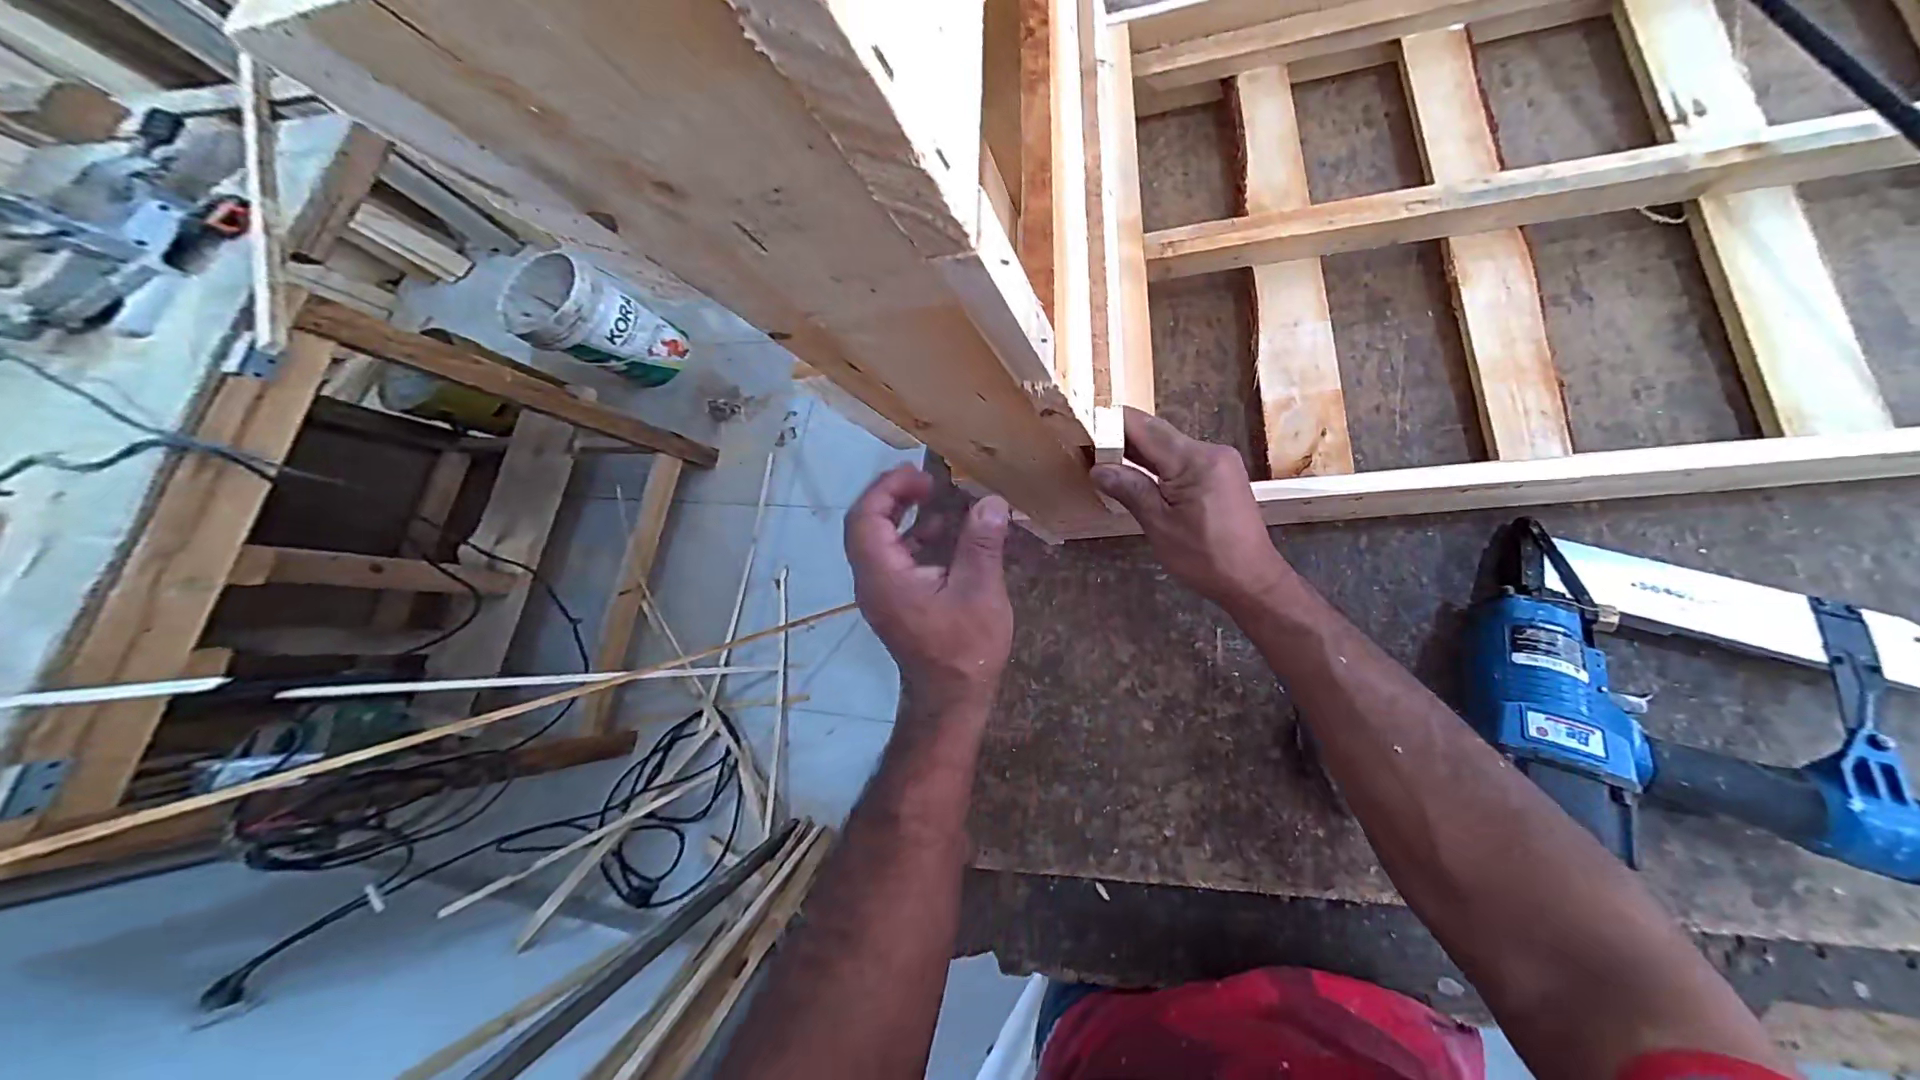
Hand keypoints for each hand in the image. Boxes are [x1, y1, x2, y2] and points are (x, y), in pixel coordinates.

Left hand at [844, 466, 1012, 711]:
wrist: (950, 699)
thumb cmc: (963, 649)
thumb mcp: (979, 592)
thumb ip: (982, 544)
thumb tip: (992, 502)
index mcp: (883, 576)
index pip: (865, 518)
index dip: (887, 488)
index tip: (918, 474)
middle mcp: (873, 581)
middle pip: (866, 526)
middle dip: (893, 496)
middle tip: (926, 481)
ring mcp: (882, 593)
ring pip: (879, 542)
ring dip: (903, 515)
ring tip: (936, 498)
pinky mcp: (896, 602)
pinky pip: (894, 559)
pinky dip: (913, 538)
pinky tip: (944, 532)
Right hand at [1089, 407, 1293, 608]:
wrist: (1252, 580)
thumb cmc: (1205, 558)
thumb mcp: (1160, 525)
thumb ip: (1130, 490)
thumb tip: (1098, 468)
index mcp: (1195, 460)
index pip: (1144, 427)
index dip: (1112, 423)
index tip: (1083, 428)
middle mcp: (1210, 451)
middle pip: (1156, 434)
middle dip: (1121, 438)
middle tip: (1086, 446)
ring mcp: (1218, 461)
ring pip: (1168, 446)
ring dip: (1137, 452)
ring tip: (1103, 460)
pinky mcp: (1220, 474)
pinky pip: (1181, 460)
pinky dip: (1156, 465)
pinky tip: (1135, 474)